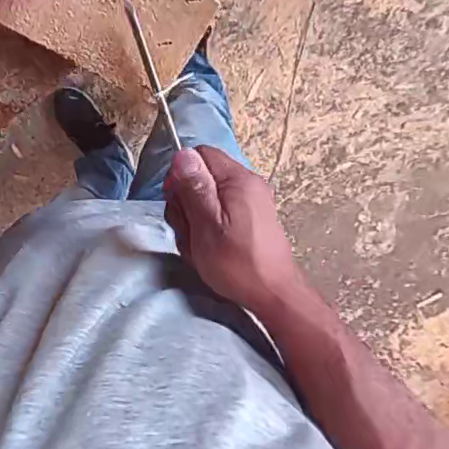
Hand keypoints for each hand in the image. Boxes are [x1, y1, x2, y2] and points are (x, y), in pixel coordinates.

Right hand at [164, 146, 304, 313]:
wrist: (272, 294)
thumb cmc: (236, 263)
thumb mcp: (206, 225)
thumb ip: (194, 187)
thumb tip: (182, 154)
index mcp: (238, 180)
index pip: (199, 154)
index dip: (179, 175)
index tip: (176, 202)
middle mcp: (247, 184)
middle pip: (201, 176)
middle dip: (185, 201)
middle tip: (188, 229)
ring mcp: (251, 200)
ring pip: (206, 196)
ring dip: (193, 218)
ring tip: (198, 242)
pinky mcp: (250, 217)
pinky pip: (218, 211)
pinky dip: (206, 226)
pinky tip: (207, 246)